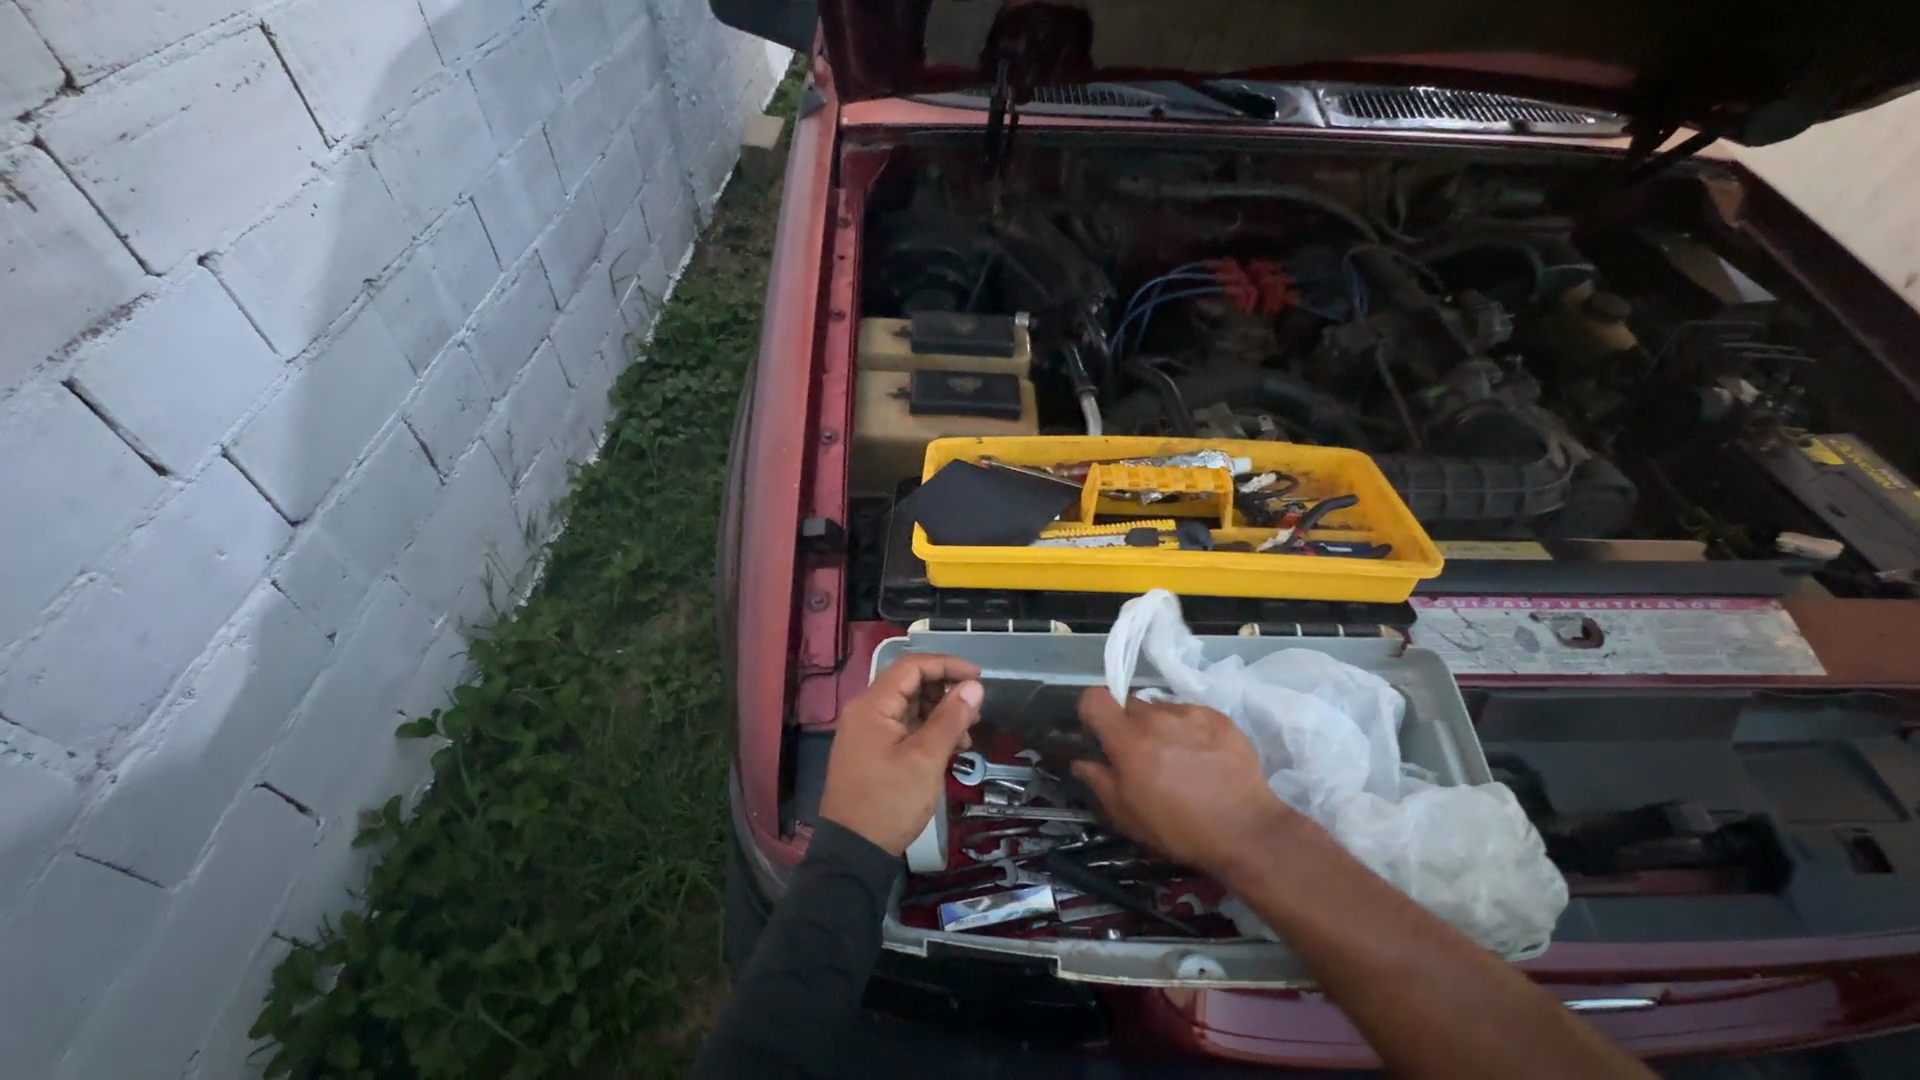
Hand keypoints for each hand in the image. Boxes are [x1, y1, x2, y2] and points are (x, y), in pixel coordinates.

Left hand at [817, 654, 983, 854]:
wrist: (854, 851)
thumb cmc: (890, 802)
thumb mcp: (926, 759)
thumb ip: (950, 718)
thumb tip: (974, 686)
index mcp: (872, 706)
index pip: (912, 666)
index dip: (948, 665)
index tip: (979, 678)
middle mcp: (866, 711)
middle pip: (910, 684)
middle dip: (946, 692)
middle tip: (976, 711)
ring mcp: (867, 731)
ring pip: (910, 706)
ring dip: (940, 713)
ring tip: (967, 734)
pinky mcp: (873, 750)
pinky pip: (904, 727)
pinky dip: (928, 731)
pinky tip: (952, 748)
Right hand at [1072, 688, 1298, 877]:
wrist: (1245, 830)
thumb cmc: (1178, 829)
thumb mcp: (1127, 816)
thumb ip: (1099, 782)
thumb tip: (1082, 762)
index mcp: (1128, 741)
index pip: (1095, 698)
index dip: (1092, 712)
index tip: (1100, 733)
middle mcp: (1157, 718)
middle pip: (1130, 705)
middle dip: (1129, 725)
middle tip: (1143, 756)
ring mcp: (1191, 714)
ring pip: (1162, 710)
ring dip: (1161, 727)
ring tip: (1179, 759)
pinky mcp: (1219, 716)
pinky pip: (1192, 715)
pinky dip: (1190, 730)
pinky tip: (1203, 758)